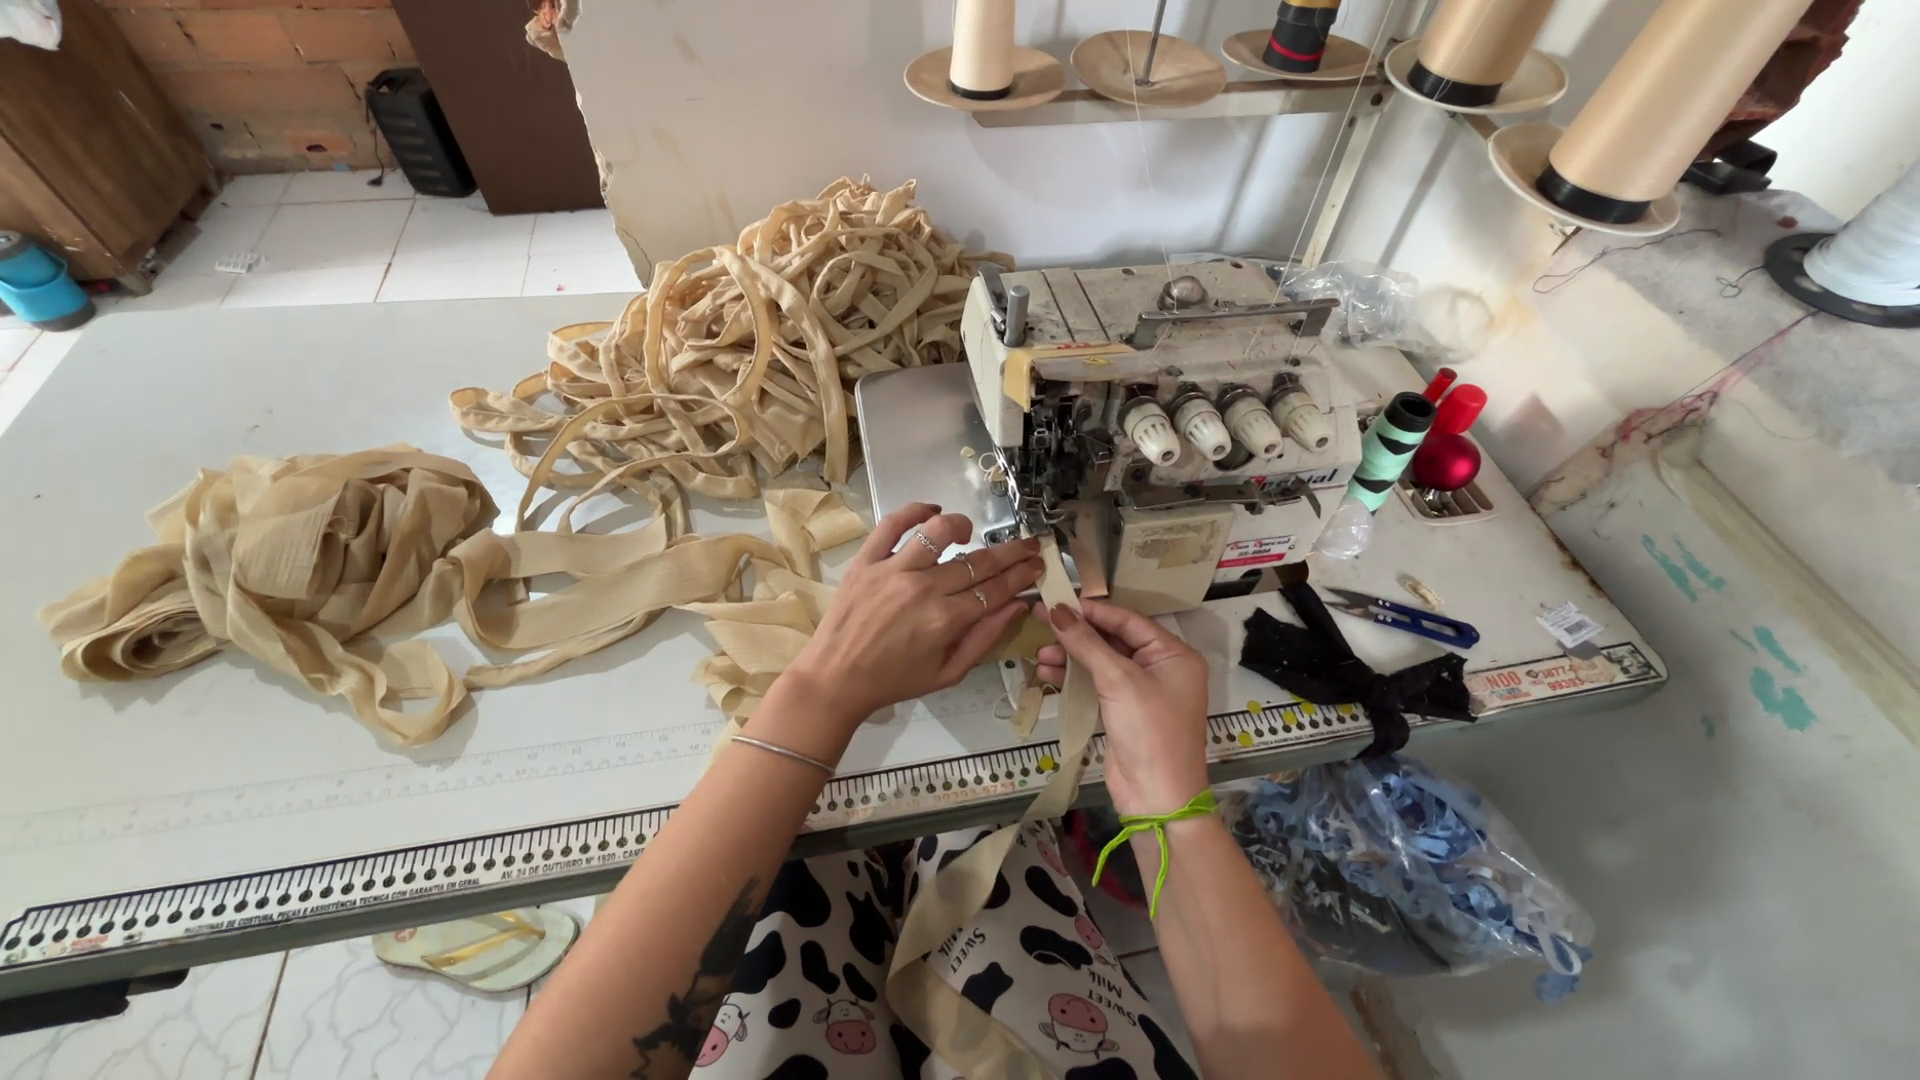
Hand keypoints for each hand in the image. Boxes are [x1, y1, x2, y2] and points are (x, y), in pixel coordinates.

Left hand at [783, 503, 1040, 730]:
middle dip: (1011, 552)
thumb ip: (984, 638)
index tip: (1036, 564)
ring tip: (970, 532)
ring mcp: (893, 570)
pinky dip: (914, 511)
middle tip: (1028, 544)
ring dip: (963, 526)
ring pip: (938, 533)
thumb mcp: (947, 673)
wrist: (835, 678)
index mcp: (945, 620)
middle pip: (978, 561)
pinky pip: (892, 524)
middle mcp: (923, 589)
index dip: (1022, 574)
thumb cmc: (893, 681)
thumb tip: (1017, 606)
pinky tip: (931, 512)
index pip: (996, 588)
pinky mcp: (866, 560)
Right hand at [1035, 599, 1210, 815]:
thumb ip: (1087, 643)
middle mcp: (1161, 668)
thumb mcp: (1118, 681)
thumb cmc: (1149, 731)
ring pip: (1101, 663)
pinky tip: (1048, 674)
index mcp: (1173, 655)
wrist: (1157, 797)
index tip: (1059, 603)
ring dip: (1071, 658)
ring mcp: (1142, 692)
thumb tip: (1058, 610)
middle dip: (1077, 636)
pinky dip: (1074, 679)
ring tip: (1040, 656)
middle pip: (1113, 640)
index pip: (1129, 621)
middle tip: (1041, 622)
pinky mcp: (1124, 712)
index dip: (1092, 612)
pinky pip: (1097, 685)